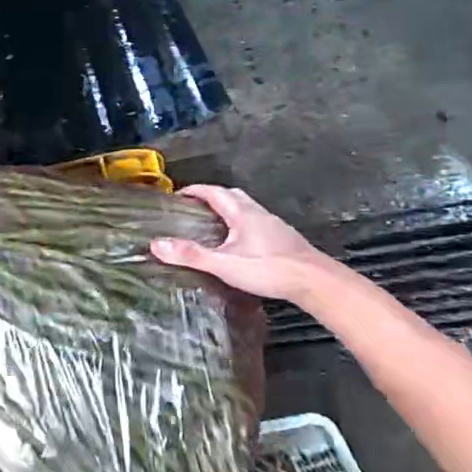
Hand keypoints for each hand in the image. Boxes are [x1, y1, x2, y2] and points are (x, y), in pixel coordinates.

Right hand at [151, 184, 333, 302]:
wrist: (314, 281)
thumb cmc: (268, 269)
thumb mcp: (224, 264)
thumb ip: (191, 255)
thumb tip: (157, 244)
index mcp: (242, 213)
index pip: (214, 192)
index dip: (195, 190)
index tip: (179, 195)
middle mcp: (259, 213)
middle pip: (232, 195)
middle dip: (212, 197)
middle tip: (194, 208)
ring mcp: (274, 225)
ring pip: (247, 209)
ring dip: (229, 210)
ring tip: (213, 225)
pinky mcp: (283, 239)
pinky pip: (257, 223)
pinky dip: (242, 224)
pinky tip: (240, 243)